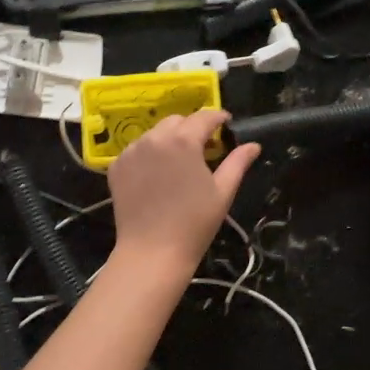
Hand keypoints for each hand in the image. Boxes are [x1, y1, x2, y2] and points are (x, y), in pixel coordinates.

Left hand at [108, 109, 259, 276]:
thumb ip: (237, 162)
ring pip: (154, 134)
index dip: (218, 118)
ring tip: (178, 163)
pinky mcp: (116, 167)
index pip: (204, 117)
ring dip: (169, 140)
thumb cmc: (194, 223)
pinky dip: (149, 155)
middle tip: (203, 148)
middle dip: (191, 129)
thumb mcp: (222, 192)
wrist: (152, 251)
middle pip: (176, 121)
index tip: (226, 124)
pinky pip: (136, 150)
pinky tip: (157, 175)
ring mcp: (131, 152)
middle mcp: (154, 138)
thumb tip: (254, 145)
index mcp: (183, 141)